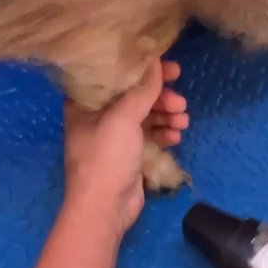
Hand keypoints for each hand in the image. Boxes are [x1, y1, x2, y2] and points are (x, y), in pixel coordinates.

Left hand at [63, 60, 187, 233]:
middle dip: (159, 96)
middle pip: (133, 95)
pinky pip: (150, 134)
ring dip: (166, 114)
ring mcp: (114, 136)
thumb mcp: (123, 118)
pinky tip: (176, 135)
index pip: (114, 75)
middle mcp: (97, 116)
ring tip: (182, 120)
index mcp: (84, 103)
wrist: (104, 208)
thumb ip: (142, 89)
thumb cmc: (105, 158)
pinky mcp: (129, 153)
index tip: (166, 66)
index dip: (139, 68)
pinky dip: (163, 132)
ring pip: (145, 115)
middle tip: (179, 100)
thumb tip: (154, 58)